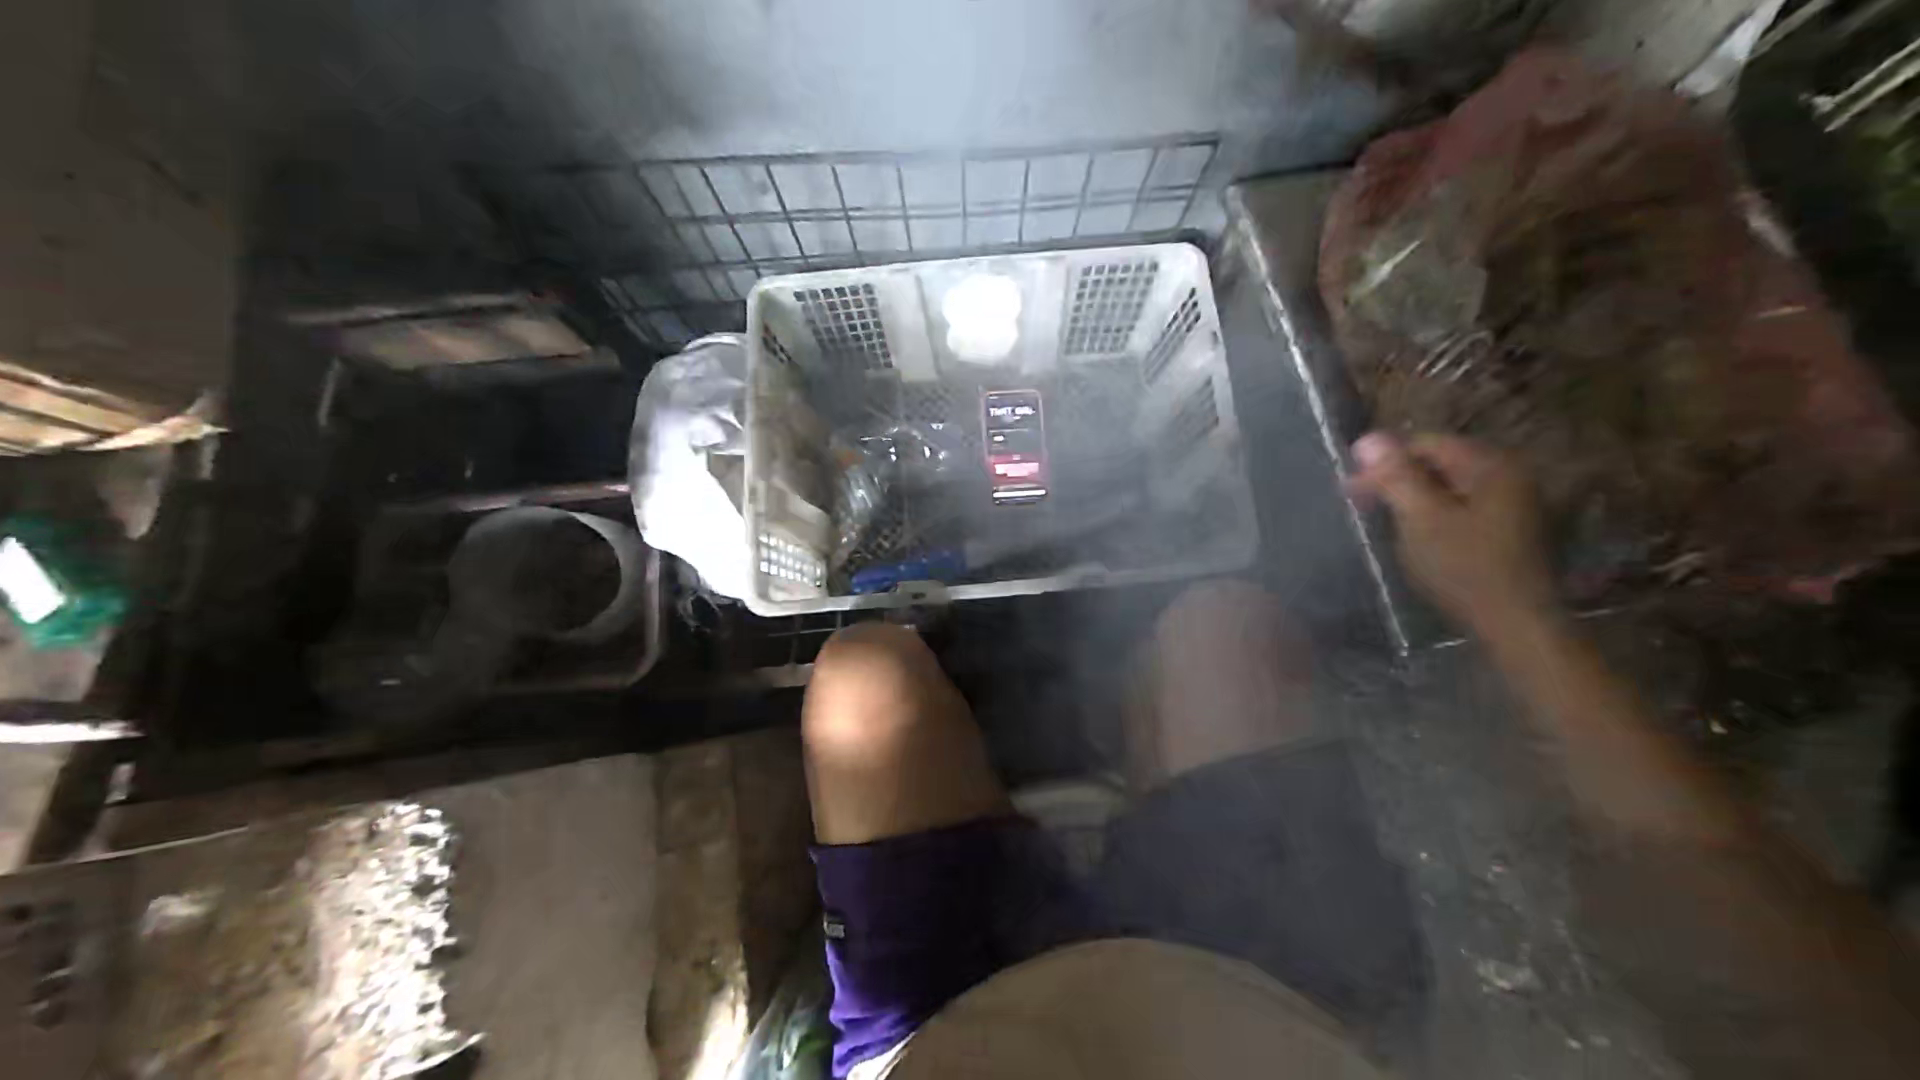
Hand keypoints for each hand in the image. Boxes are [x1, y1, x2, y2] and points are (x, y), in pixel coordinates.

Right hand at [1349, 432, 1556, 636]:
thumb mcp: (1421, 519)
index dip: (1382, 462)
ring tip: (1383, 519)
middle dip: (1396, 479)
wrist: (1515, 623)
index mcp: (1490, 465)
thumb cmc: (1464, 568)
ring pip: (1448, 485)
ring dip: (1411, 496)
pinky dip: (1432, 511)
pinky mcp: (1509, 526)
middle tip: (1361, 505)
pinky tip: (1415, 532)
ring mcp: (1513, 501)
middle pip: (1438, 462)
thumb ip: (1395, 477)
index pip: (1425, 443)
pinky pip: (1461, 504)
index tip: (1351, 490)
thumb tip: (1366, 438)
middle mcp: (1508, 474)